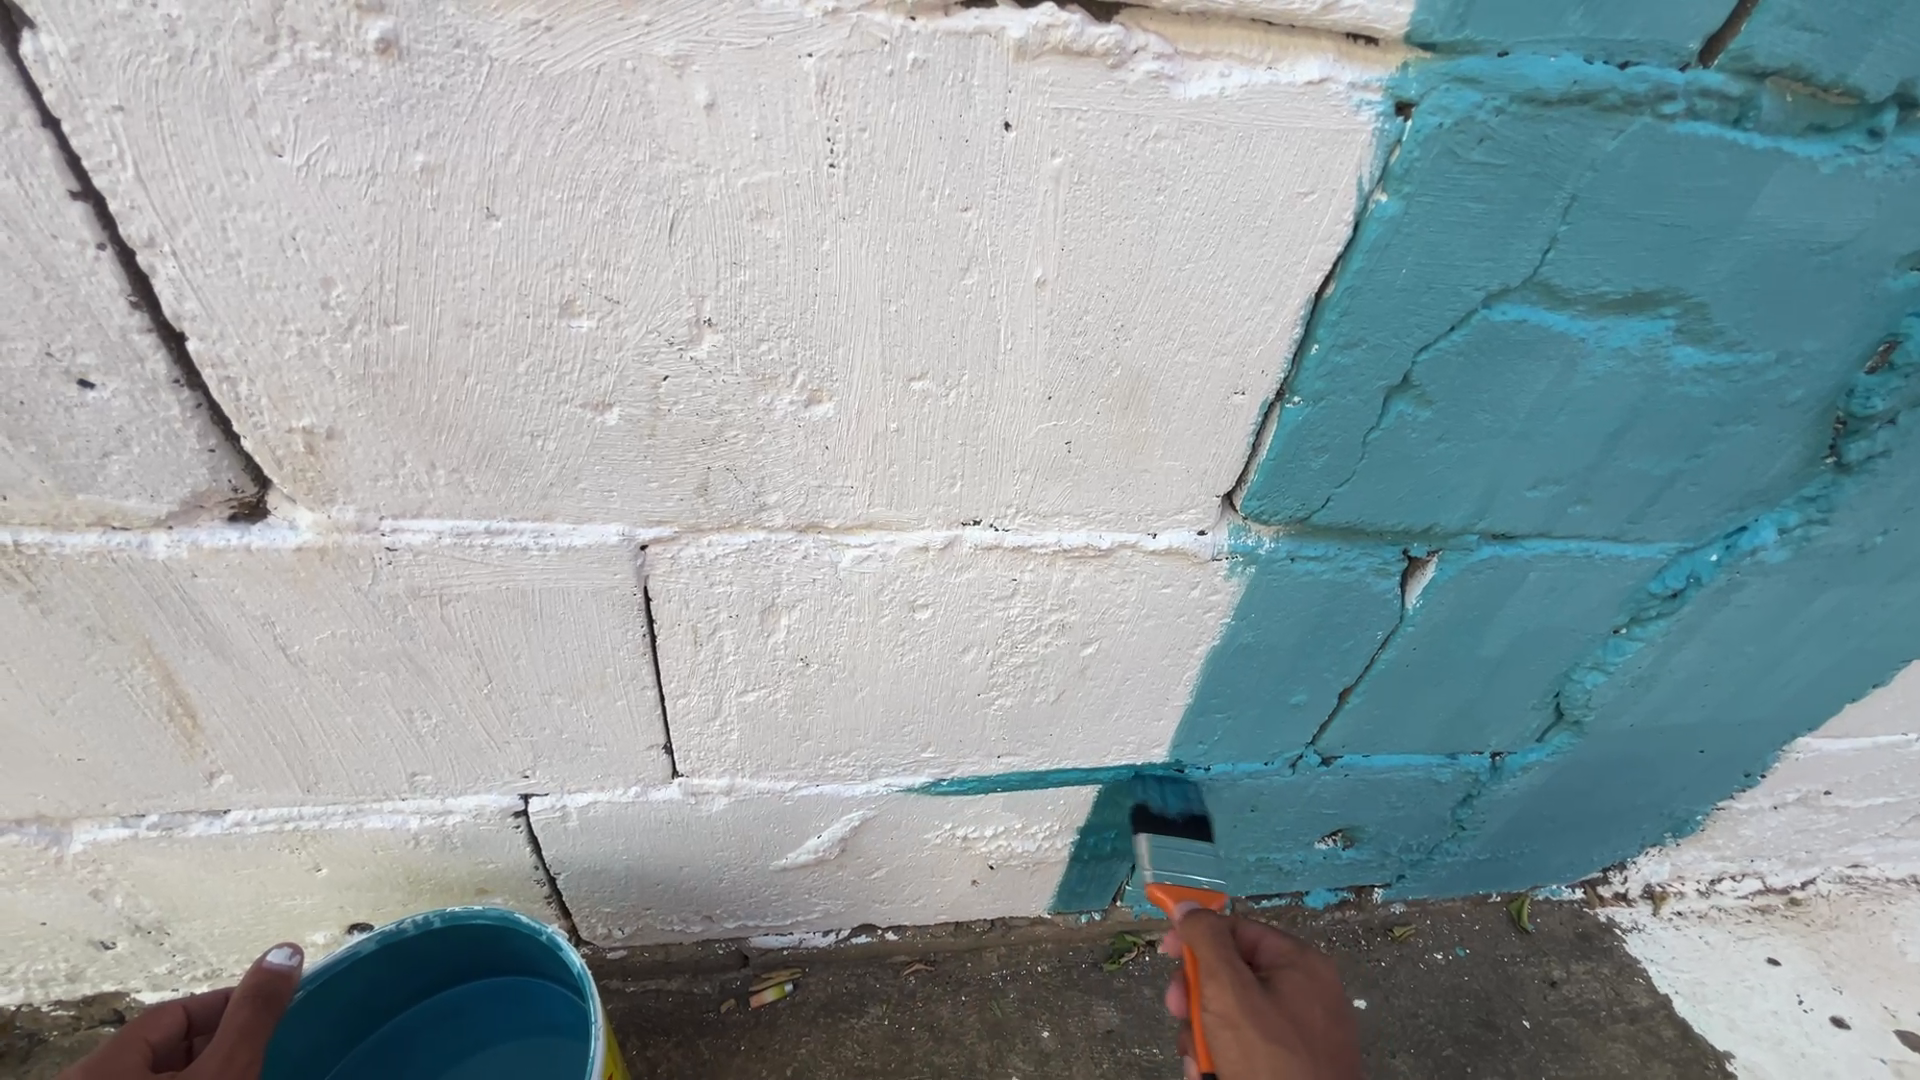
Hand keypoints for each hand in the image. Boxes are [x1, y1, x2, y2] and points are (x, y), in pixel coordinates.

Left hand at [60, 943, 303, 1079]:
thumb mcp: (225, 1070)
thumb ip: (252, 1013)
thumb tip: (286, 950)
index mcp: (102, 1062)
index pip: (176, 1010)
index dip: (228, 1006)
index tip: (266, 1018)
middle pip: (160, 1044)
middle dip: (212, 1040)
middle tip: (247, 1055)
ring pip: (150, 1073)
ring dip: (195, 1067)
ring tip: (229, 1076)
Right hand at [1160, 906, 1361, 1079]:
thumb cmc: (1268, 1059)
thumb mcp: (1228, 990)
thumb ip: (1205, 940)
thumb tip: (1187, 904)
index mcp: (1299, 963)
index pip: (1235, 928)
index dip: (1196, 937)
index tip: (1165, 955)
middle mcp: (1305, 992)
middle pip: (1232, 972)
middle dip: (1197, 996)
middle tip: (1178, 1014)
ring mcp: (1302, 1033)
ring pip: (1234, 1013)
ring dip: (1203, 1034)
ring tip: (1198, 1061)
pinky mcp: (1295, 1066)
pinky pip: (1249, 1045)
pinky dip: (1223, 1057)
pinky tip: (1210, 1074)